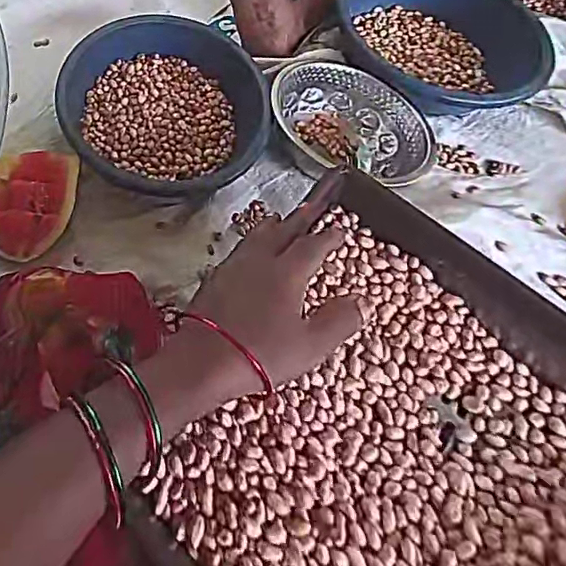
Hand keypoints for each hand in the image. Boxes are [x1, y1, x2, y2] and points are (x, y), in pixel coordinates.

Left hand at [182, 171, 362, 393]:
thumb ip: (339, 321)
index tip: (339, 229)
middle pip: (281, 231)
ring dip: (272, 227)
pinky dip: (252, 242)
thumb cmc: (261, 354)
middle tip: (312, 207)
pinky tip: (250, 252)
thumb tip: (361, 301)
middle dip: (300, 219)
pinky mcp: (214, 278)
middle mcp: (258, 261)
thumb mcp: (311, 345)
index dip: (328, 236)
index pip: (311, 246)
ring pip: (256, 236)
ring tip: (279, 221)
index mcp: (286, 273)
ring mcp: (233, 267)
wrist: (203, 358)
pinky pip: (239, 249)